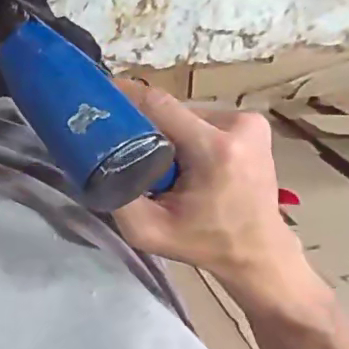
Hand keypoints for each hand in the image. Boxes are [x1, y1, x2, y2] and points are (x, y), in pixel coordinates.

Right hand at [111, 81, 328, 318]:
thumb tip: (89, 159)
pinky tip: (182, 161)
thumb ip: (116, 194)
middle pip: (170, 109)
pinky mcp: (253, 123)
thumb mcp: (147, 231)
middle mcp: (238, 125)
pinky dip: (185, 134)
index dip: (124, 96)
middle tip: (123, 147)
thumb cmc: (203, 244)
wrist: (259, 253)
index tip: (97, 95)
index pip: (158, 104)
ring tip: (156, 161)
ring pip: (185, 113)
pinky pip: (202, 119)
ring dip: (165, 131)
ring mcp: (250, 121)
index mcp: (215, 149)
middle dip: (144, 125)